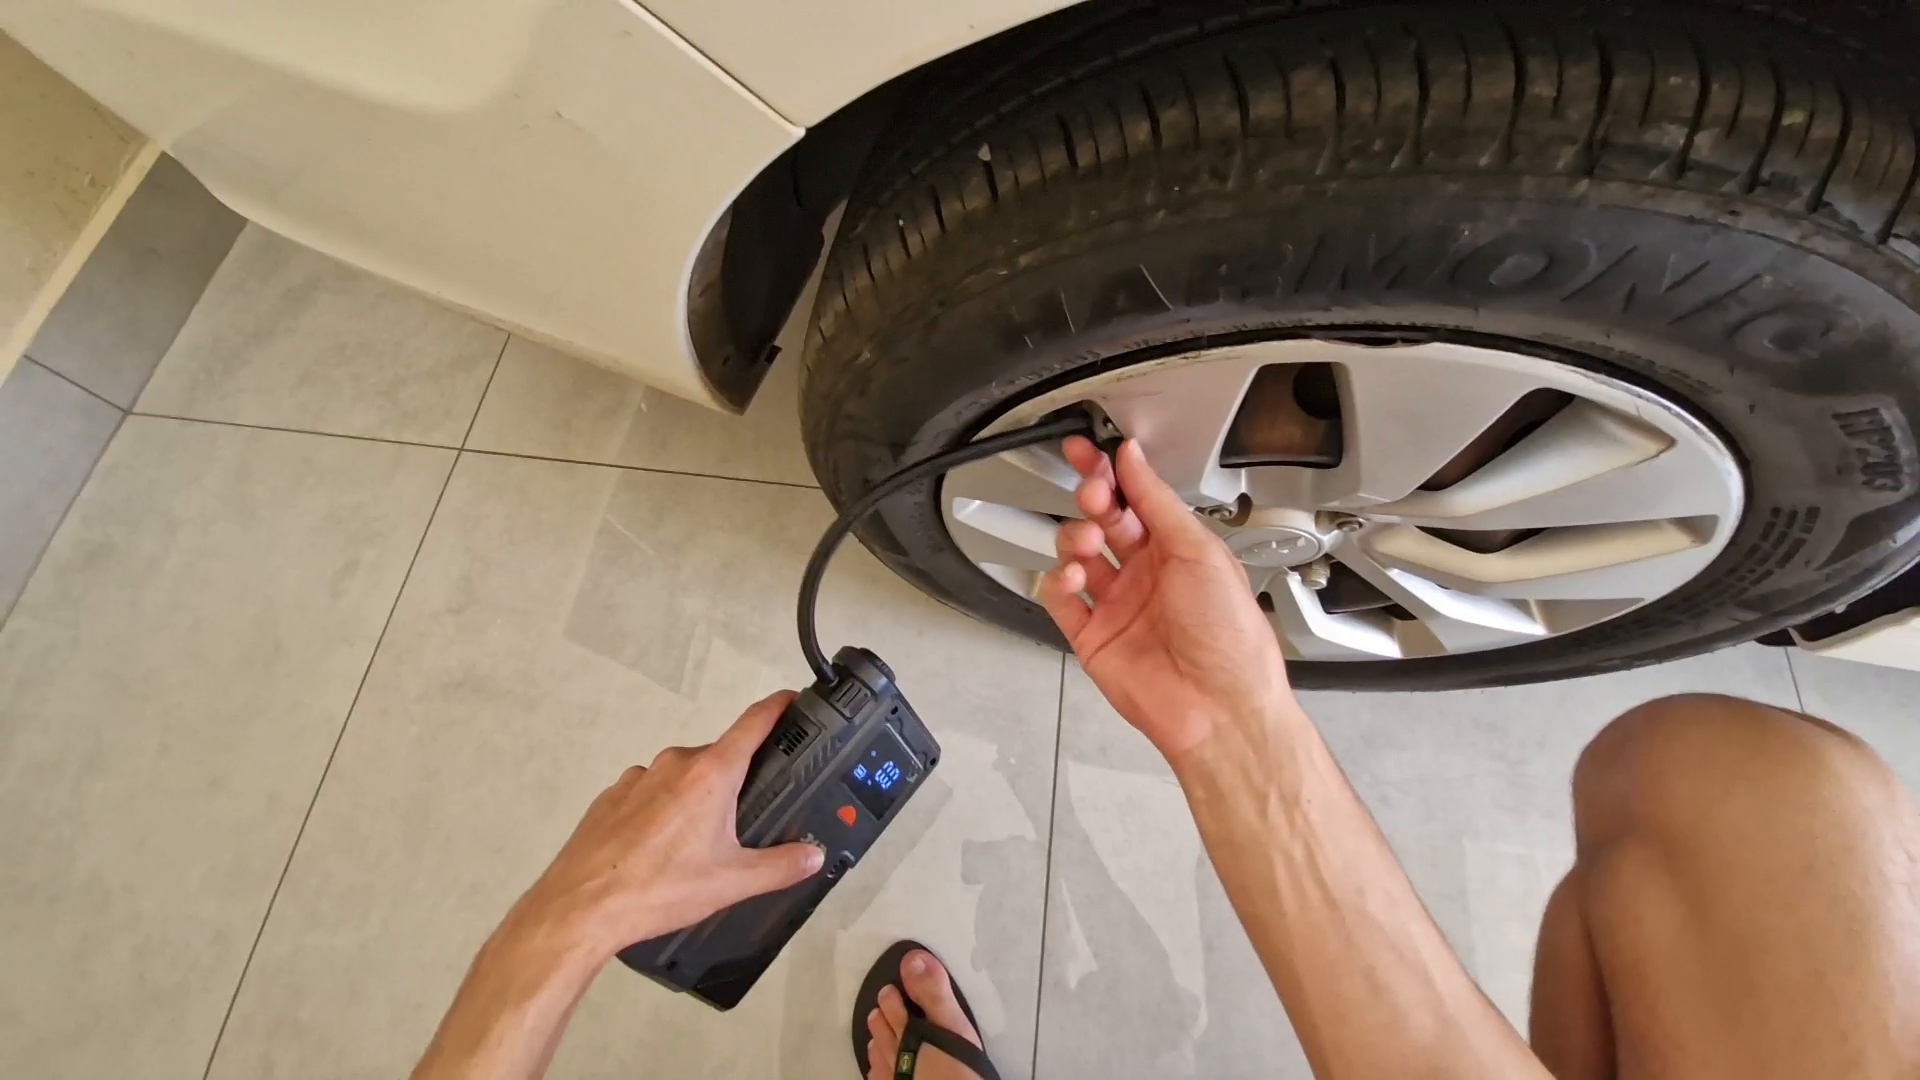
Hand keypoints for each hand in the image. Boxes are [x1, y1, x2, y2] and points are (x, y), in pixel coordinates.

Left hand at [518, 692, 825, 952]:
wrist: (577, 911)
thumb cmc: (660, 888)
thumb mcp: (730, 883)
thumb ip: (779, 867)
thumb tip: (813, 856)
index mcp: (711, 773)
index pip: (754, 721)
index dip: (778, 705)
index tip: (794, 699)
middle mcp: (676, 763)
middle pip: (719, 757)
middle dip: (735, 780)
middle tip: (743, 819)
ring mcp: (638, 776)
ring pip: (682, 776)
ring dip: (696, 796)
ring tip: (694, 844)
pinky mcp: (610, 796)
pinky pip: (649, 792)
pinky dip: (661, 809)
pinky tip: (655, 848)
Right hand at [1039, 436, 1293, 760]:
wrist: (1219, 707)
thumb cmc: (1230, 637)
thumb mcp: (1200, 552)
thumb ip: (1158, 502)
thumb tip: (1134, 459)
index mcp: (1177, 551)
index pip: (1136, 499)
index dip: (1111, 473)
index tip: (1090, 451)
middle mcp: (1145, 574)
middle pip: (1104, 521)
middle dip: (1092, 499)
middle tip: (1092, 491)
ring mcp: (1117, 604)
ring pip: (1077, 554)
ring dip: (1076, 538)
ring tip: (1089, 542)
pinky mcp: (1092, 635)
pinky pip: (1060, 599)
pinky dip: (1057, 581)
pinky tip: (1072, 575)